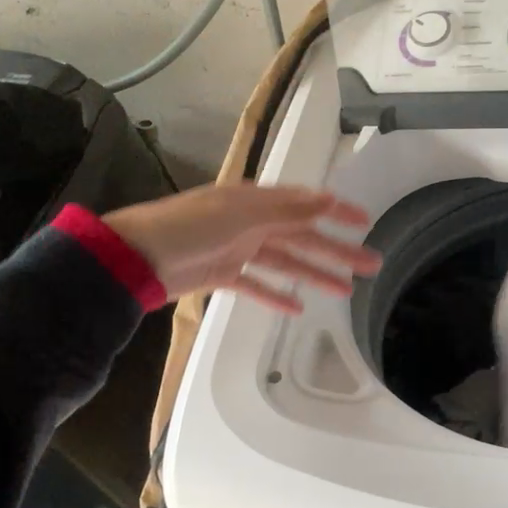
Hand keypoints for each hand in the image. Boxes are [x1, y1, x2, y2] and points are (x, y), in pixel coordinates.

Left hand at [101, 184, 380, 313]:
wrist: (136, 257)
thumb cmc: (188, 229)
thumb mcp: (242, 215)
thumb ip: (286, 211)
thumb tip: (327, 200)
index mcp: (255, 200)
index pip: (305, 204)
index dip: (336, 212)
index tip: (366, 222)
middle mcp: (249, 221)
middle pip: (302, 236)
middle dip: (337, 250)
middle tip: (372, 265)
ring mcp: (236, 248)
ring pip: (285, 262)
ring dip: (315, 273)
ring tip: (346, 291)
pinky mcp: (222, 274)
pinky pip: (256, 284)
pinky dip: (276, 295)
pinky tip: (297, 307)